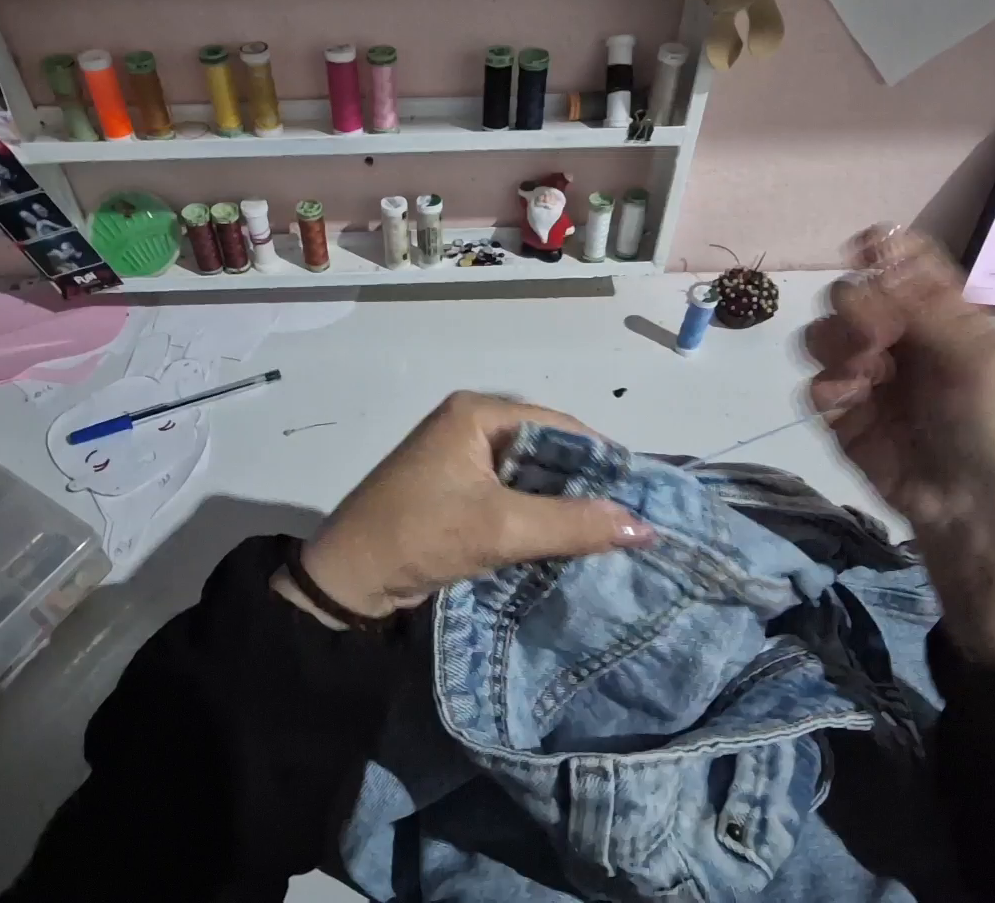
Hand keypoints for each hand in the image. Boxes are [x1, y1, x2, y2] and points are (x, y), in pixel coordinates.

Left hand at [278, 392, 653, 623]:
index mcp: (478, 412)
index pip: (559, 426)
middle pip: (548, 450)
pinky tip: (570, 541)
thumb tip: (646, 526)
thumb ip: (574, 524)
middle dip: (587, 485)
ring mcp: (464, 459)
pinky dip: (540, 517)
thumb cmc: (421, 536)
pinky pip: (514, 497)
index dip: (602, 459)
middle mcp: (473, 425)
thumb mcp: (501, 529)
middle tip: (632, 519)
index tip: (642, 496)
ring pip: (533, 477)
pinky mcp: (459, 491)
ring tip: (612, 533)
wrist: (348, 581)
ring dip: (565, 505)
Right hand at [803, 227, 994, 664]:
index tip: (862, 251)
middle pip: (849, 292)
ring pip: (820, 334)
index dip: (880, 250)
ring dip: (837, 348)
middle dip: (857, 309)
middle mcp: (898, 336)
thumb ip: (921, 302)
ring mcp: (864, 374)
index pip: (902, 263)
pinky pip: (812, 382)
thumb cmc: (991, 427)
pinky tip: (851, 404)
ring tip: (867, 377)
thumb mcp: (976, 357)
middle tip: (879, 339)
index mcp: (942, 314)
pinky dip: (827, 388)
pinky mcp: (839, 412)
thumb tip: (874, 240)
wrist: (970, 508)